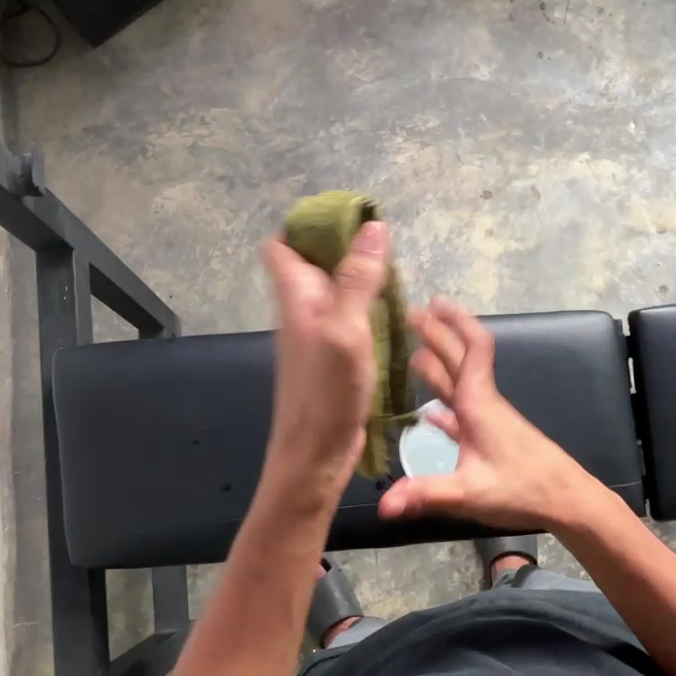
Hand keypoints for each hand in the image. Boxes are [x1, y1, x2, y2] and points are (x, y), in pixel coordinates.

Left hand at [260, 221, 390, 495]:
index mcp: (295, 297)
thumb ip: (356, 280)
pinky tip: (392, 314)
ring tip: (397, 273)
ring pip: (334, 292)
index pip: (279, 246)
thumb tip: (372, 227)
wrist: (314, 457)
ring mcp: (318, 336)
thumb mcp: (345, 330)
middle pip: (313, 264)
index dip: (304, 226)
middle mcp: (302, 311)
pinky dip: (367, 309)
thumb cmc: (325, 394)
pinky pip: (349, 320)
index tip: (345, 218)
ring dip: (360, 279)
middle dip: (343, 247)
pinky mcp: (334, 359)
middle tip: (385, 243)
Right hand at [378, 299, 606, 530]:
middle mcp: (483, 405)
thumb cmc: (523, 489)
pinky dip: (444, 406)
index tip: (432, 302)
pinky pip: (462, 413)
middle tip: (409, 315)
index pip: (471, 348)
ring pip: (459, 384)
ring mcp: (488, 421)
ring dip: (439, 366)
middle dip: (437, 335)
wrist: (567, 503)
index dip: (453, 321)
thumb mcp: (469, 493)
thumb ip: (425, 494)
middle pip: (459, 360)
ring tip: (413, 352)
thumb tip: (383, 505)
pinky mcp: (491, 439)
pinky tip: (429, 412)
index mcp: (479, 404)